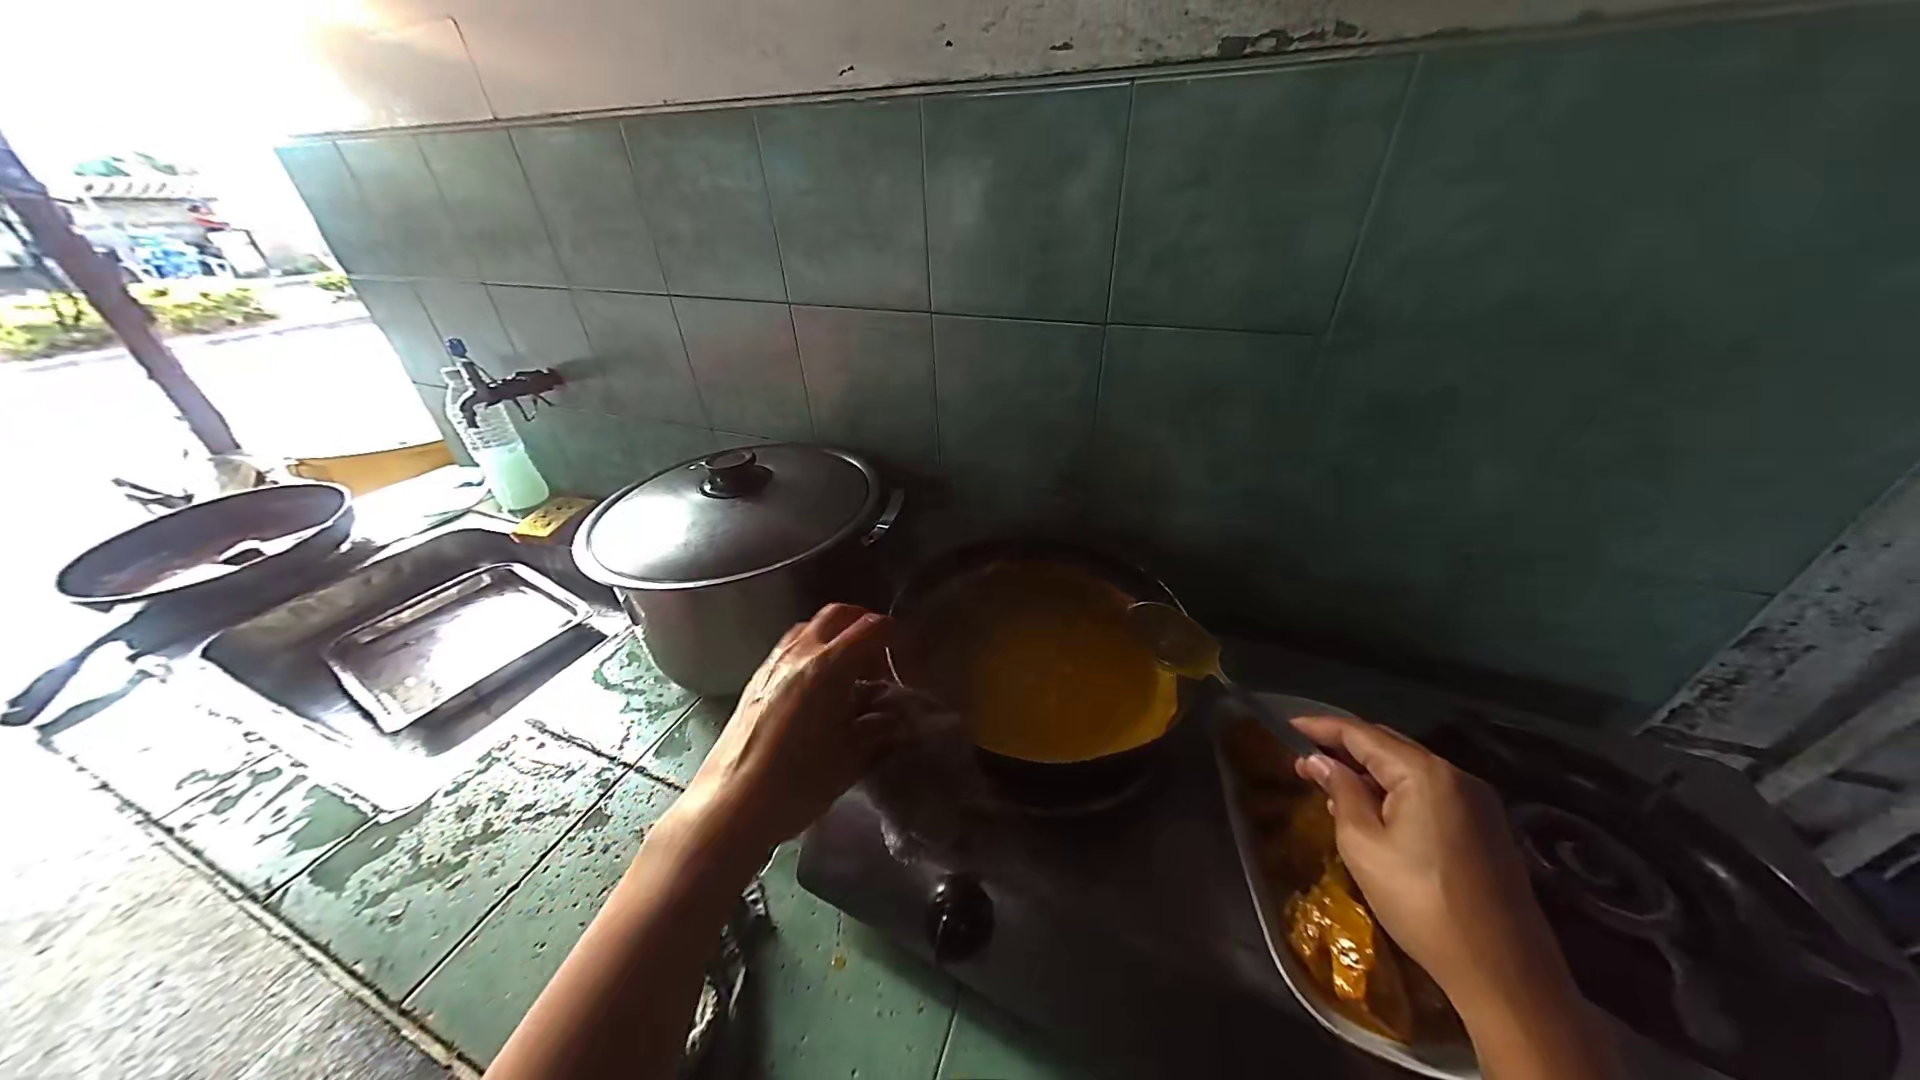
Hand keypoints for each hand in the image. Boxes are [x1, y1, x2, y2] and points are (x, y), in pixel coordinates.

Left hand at [669, 603, 896, 857]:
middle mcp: (799, 655)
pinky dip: (812, 651)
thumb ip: (879, 729)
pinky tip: (818, 688)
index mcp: (828, 667)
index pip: (871, 628)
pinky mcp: (755, 681)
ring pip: (811, 627)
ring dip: (836, 636)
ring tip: (849, 672)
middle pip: (838, 614)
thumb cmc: (796, 784)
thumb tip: (895, 719)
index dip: (895, 635)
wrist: (730, 807)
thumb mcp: (851, 758)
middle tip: (879, 655)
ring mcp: (772, 665)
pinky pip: (790, 647)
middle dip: (865, 625)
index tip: (906, 654)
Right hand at [1288, 714, 1563, 1011]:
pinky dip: (1393, 790)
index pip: (1362, 734)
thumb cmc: (1421, 903)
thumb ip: (1340, 792)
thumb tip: (1318, 762)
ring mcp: (1477, 803)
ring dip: (1367, 771)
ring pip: (1409, 769)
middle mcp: (1457, 777)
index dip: (1321, 726)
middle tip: (1303, 758)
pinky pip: (1428, 792)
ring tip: (1328, 783)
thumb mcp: (1363, 845)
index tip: (1288, 725)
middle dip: (1343, 747)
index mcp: (1426, 774)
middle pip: (1389, 745)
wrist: (1505, 975)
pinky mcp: (1485, 829)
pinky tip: (1370, 809)